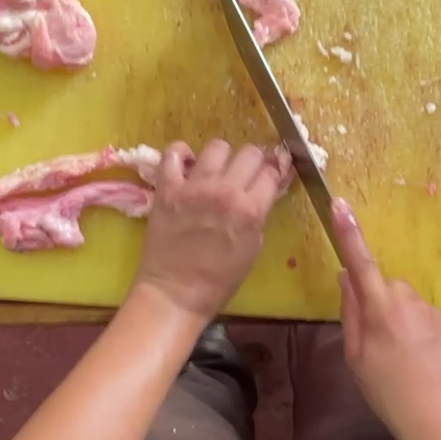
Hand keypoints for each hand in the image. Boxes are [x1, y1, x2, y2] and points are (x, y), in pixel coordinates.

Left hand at [133, 140, 292, 317]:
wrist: (176, 293)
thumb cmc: (220, 279)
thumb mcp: (253, 247)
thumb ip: (259, 213)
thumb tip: (264, 189)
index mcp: (251, 210)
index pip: (271, 172)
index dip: (273, 173)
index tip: (269, 175)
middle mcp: (225, 191)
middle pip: (250, 153)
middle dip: (252, 163)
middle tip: (244, 176)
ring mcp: (194, 187)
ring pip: (217, 147)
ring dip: (221, 158)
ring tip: (215, 172)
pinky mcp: (167, 188)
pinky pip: (173, 153)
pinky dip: (181, 154)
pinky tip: (186, 165)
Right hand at [333, 197, 440, 439]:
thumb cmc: (390, 395)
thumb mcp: (357, 359)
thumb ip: (351, 313)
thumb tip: (346, 278)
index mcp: (381, 309)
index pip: (360, 262)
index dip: (348, 233)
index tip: (340, 204)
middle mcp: (410, 301)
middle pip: (384, 286)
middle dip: (377, 303)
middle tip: (373, 345)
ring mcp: (434, 312)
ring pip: (405, 303)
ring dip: (397, 319)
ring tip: (400, 361)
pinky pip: (424, 317)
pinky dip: (417, 332)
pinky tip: (420, 363)